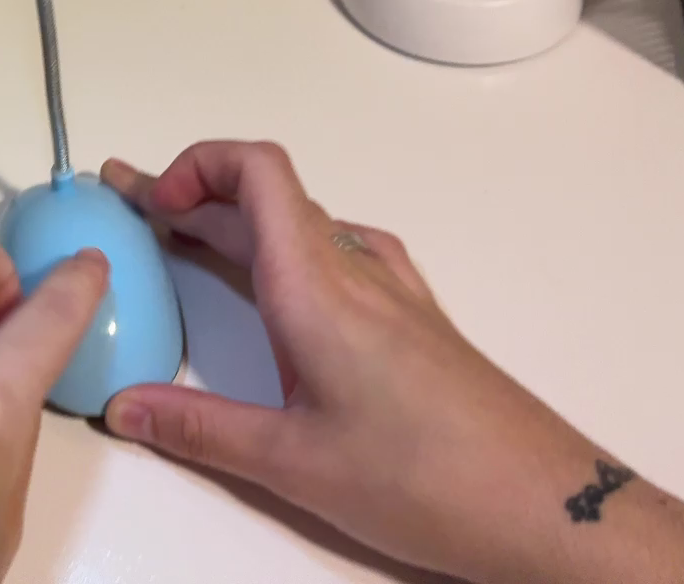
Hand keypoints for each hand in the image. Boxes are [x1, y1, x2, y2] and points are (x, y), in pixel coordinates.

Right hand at [101, 142, 683, 583]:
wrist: (567, 519)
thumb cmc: (426, 479)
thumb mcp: (295, 462)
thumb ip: (196, 429)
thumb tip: (116, 409)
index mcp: (312, 282)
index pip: (257, 169)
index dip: (196, 164)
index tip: (155, 207)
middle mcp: (346, 266)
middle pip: (257, 192)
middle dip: (182, 191)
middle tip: (125, 205)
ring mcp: (384, 284)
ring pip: (290, 218)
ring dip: (225, 215)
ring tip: (177, 235)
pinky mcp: (406, 311)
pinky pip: (327, 243)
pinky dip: (274, 237)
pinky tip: (270, 275)